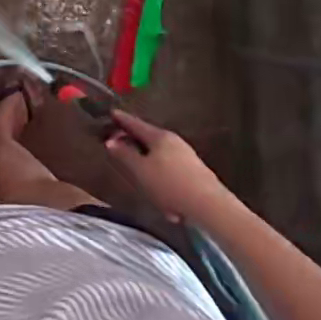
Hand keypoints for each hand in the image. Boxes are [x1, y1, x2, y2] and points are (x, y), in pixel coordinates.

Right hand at [103, 109, 229, 223]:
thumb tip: (111, 141)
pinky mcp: (194, 172)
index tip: (112, 113)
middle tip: (118, 144)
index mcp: (159, 137)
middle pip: (148, 138)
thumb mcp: (140, 170)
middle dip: (133, 141)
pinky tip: (160, 193)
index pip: (136, 124)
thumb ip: (124, 155)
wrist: (209, 206)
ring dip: (146, 161)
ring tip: (137, 173)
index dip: (122, 119)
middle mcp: (174, 142)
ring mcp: (186, 156)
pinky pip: (170, 168)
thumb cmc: (169, 184)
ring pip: (159, 154)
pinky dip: (159, 174)